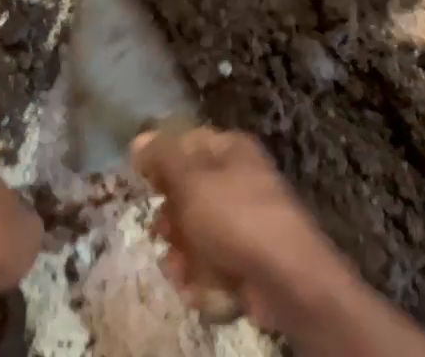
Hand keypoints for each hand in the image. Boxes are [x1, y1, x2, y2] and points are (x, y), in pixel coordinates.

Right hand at [131, 128, 353, 332]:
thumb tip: (140, 138)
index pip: (185, 143)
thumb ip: (162, 157)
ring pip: (193, 234)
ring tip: (186, 268)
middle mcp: (238, 181)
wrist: (285, 278)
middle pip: (186, 194)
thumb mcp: (191, 179)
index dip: (162, 163)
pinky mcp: (245, 259)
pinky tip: (202, 287)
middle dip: (171, 220)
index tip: (146, 182)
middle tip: (167, 232)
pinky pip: (209, 263)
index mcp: (230, 150)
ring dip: (182, 255)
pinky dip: (201, 277)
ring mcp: (243, 222)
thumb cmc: (234, 216)